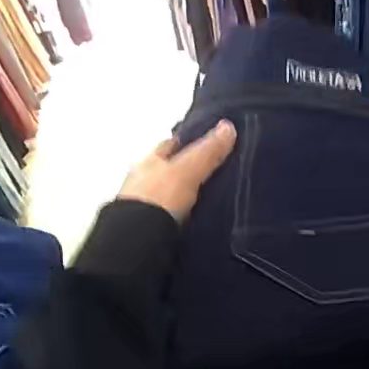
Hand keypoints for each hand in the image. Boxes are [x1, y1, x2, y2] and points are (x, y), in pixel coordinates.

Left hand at [117, 121, 236, 221]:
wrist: (139, 244)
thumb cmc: (159, 198)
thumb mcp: (187, 171)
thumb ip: (207, 152)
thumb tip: (228, 125)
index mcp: (149, 162)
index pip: (171, 145)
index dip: (191, 140)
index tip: (214, 141)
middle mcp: (145, 182)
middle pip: (173, 170)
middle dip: (193, 169)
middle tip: (224, 170)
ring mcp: (149, 208)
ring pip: (176, 194)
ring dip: (192, 195)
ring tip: (221, 197)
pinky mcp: (156, 231)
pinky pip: (179, 217)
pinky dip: (192, 215)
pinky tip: (206, 218)